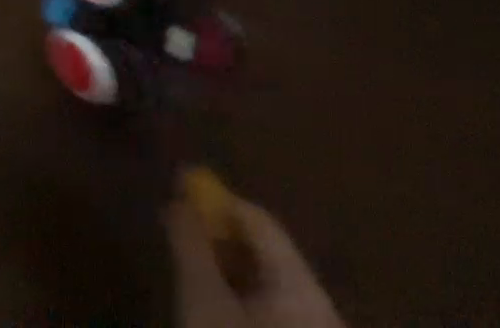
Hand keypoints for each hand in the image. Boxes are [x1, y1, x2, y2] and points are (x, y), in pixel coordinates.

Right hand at [168, 198, 344, 327]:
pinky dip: (240, 296)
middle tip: (179, 235)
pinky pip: (272, 308)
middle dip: (220, 238)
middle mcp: (321, 307)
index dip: (217, 201)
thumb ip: (190, 245)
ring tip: (191, 272)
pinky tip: (215, 309)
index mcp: (301, 287)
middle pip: (267, 254)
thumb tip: (178, 199)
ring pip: (268, 283)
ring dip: (227, 268)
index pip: (259, 222)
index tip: (178, 191)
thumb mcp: (201, 298)